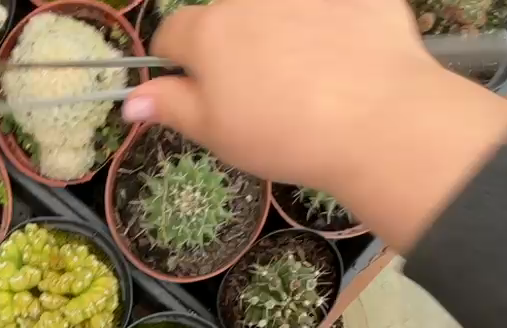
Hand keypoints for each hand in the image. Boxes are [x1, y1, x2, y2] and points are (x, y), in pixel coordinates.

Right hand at [123, 0, 506, 248]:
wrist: (373, 117)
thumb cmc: (281, 135)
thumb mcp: (216, 133)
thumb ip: (172, 107)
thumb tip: (132, 98)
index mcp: (209, 32)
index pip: (171, 35)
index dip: (176, 67)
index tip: (196, 93)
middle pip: (224, 17)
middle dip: (231, 46)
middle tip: (258, 93)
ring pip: (271, 10)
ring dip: (275, 32)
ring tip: (304, 76)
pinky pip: (321, 7)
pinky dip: (323, 22)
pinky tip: (339, 58)